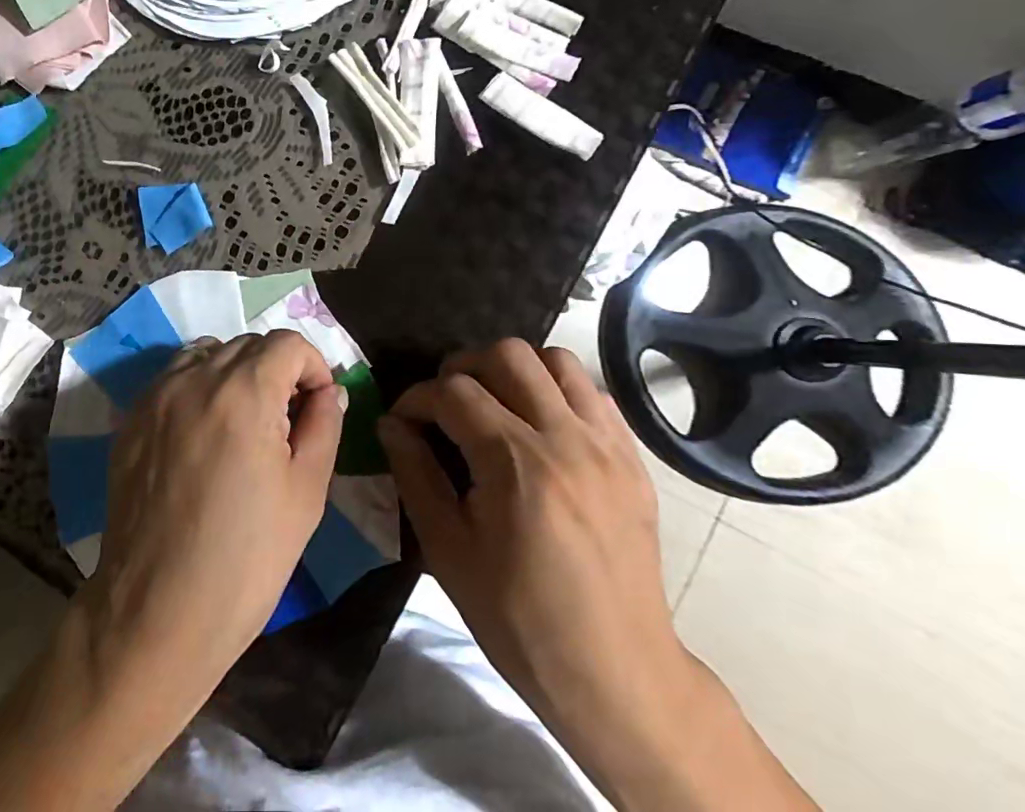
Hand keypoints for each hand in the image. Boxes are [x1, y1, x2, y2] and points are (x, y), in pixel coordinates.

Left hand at [0, 330, 345, 811]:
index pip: (285, 343)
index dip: (312, 366)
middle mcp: (190, 379)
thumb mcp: (306, 492)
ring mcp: (152, 397)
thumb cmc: (246, 557)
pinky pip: (170, 382)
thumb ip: (322, 426)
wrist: (159, 603)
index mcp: (241, 392)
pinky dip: (196, 390)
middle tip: (285, 422)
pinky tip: (203, 438)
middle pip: (243, 346)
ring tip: (243, 427)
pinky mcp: (128, 420)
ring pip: (203, 357)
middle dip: (275, 370)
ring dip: (232, 375)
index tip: (317, 406)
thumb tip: (327, 391)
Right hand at [380, 340, 813, 810]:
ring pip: (557, 361)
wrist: (612, 667)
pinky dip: (555, 391)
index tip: (400, 424)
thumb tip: (391, 424)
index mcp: (516, 462)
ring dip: (512, 372)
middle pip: (507, 355)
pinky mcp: (633, 461)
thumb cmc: (514, 612)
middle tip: (443, 406)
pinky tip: (533, 427)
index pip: (453, 391)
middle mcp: (568, 439)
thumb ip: (415, 471)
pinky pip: (594, 394)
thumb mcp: (445, 545)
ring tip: (490, 407)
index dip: (415, 399)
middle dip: (461, 369)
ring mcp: (609, 446)